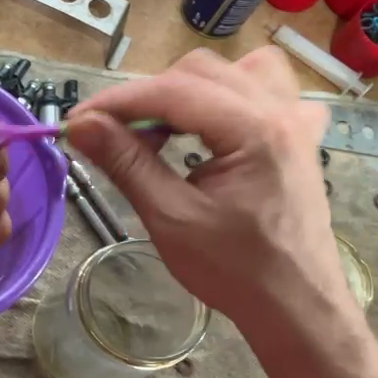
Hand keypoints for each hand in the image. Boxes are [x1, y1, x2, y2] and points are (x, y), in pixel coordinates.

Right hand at [63, 47, 349, 337]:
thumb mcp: (171, 217)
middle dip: (148, 97)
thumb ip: (126, 162)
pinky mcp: (301, 136)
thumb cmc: (234, 271)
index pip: (172, 91)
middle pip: (199, 71)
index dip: (117, 101)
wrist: (296, 306)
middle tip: (114, 137)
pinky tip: (213, 130)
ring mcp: (297, 120)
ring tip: (163, 132)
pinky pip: (266, 90)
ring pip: (234, 71)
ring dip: (188, 91)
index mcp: (254, 129)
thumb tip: (81, 125)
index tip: (77, 120)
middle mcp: (281, 111)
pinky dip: (230, 98)